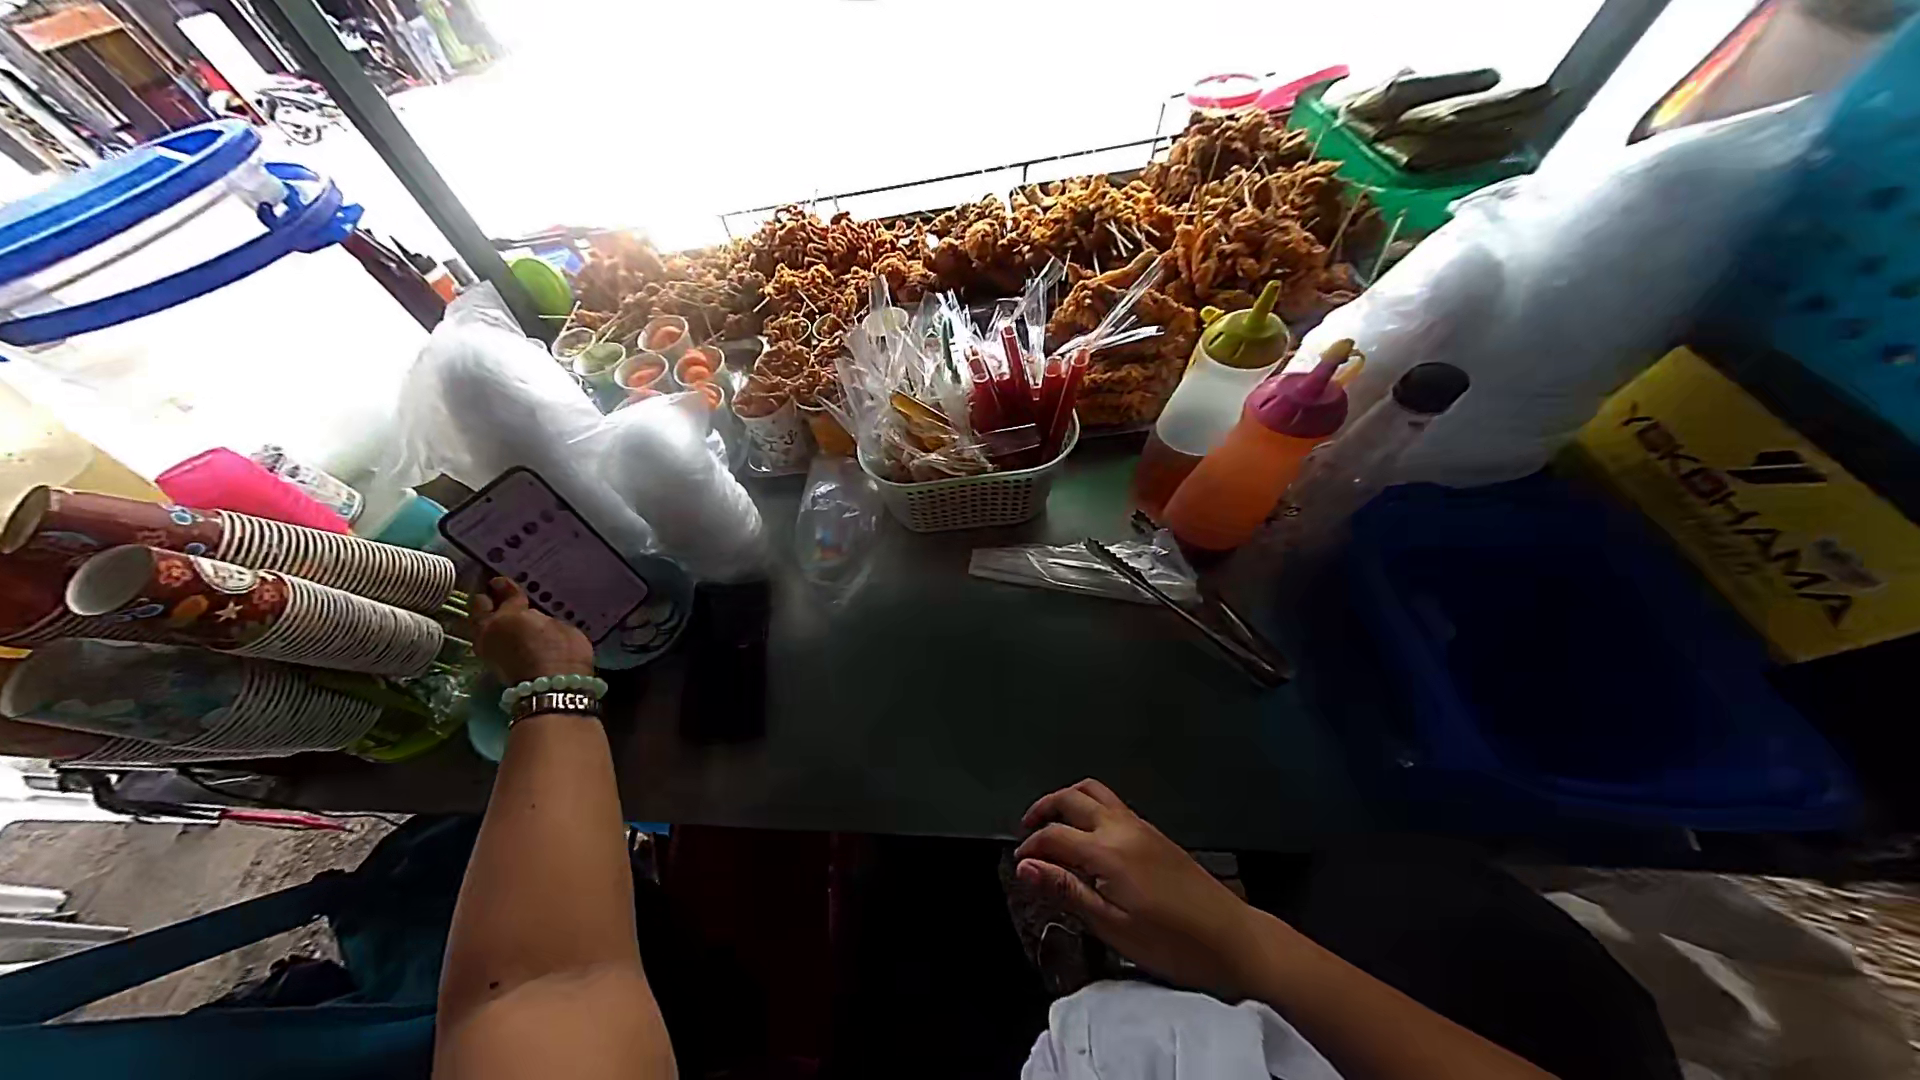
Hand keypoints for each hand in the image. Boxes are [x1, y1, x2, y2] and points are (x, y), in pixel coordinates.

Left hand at [470, 577, 595, 686]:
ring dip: (488, 617)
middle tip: (496, 593)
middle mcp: (489, 628)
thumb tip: (529, 616)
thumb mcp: (557, 625)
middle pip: (479, 606)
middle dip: (488, 598)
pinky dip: (494, 633)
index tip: (502, 579)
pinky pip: (487, 639)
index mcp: (508, 613)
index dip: (505, 585)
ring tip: (501, 612)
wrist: (552, 688)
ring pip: (479, 624)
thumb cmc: (562, 650)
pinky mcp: (488, 663)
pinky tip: (506, 631)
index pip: (505, 592)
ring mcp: (485, 647)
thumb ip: (537, 616)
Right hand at [1015, 779, 1259, 997]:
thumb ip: (1066, 890)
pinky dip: (1088, 805)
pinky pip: (1111, 802)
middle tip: (1026, 834)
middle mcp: (1120, 826)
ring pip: (1092, 791)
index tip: (1019, 866)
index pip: (1053, 835)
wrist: (1233, 939)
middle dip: (1041, 810)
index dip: (1030, 849)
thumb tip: (1026, 867)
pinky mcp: (1153, 831)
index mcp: (1107, 851)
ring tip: (1052, 823)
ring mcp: (1139, 824)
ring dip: (1066, 800)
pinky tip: (1087, 833)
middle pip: (1069, 799)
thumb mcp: (1112, 927)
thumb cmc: (1172, 943)